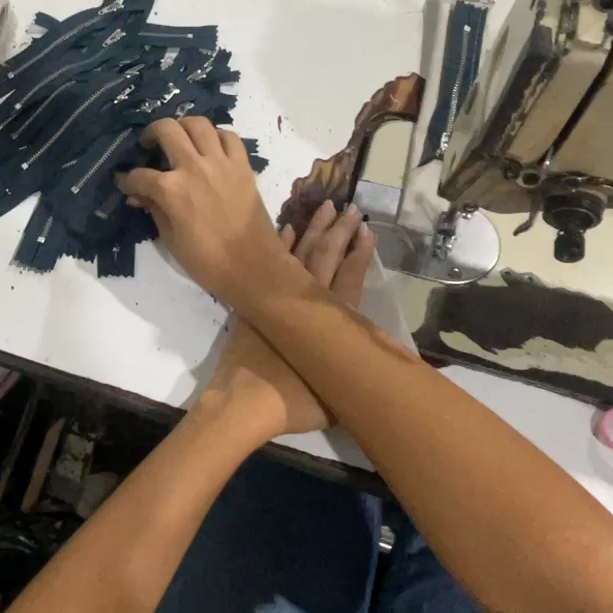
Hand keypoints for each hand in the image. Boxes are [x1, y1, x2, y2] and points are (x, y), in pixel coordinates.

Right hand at [116, 117, 289, 306]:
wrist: (252, 267)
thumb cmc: (207, 261)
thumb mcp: (171, 239)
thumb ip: (154, 211)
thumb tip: (138, 196)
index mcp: (171, 191)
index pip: (139, 176)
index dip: (126, 180)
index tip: (123, 182)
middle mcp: (194, 167)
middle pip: (167, 130)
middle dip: (150, 134)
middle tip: (148, 145)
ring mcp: (221, 163)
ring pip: (198, 124)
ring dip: (182, 126)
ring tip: (178, 138)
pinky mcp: (243, 165)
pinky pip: (228, 136)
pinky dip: (215, 136)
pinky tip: (209, 147)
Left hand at [199, 201, 376, 439]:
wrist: (243, 403)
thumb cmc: (293, 404)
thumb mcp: (338, 398)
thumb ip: (354, 373)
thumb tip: (369, 364)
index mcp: (331, 323)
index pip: (350, 277)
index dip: (359, 254)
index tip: (366, 230)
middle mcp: (304, 304)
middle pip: (325, 258)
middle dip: (339, 231)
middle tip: (350, 208)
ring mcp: (275, 301)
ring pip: (298, 256)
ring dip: (312, 231)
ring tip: (322, 208)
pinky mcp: (251, 306)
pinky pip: (267, 267)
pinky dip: (277, 248)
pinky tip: (284, 231)